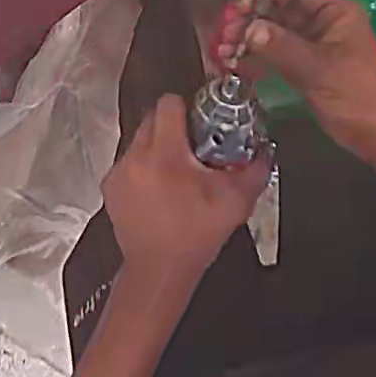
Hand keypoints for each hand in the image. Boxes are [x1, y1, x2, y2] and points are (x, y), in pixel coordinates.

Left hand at [102, 94, 271, 285]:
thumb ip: (254, 170)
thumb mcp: (234, 202)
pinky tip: (159, 188)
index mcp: (164, 153)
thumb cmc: (197, 235)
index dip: (186, 107)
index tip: (199, 122)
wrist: (159, 272)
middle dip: (173, 126)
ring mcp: (119, 172)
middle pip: (152, 118)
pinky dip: (143, 167)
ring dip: (157, 146)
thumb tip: (265, 151)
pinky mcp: (110, 188)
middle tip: (193, 146)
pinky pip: (128, 162)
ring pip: (139, 140)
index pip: (168, 104)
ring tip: (177, 171)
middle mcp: (135, 157)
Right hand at [226, 0, 375, 159]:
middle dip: (251, 20)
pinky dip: (256, 57)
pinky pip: (275, 53)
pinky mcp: (304, 66)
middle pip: (280, 10)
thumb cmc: (357, 95)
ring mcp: (312, 45)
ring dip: (249, 39)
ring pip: (274, 32)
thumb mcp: (319, 69)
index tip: (239, 8)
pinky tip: (235, 64)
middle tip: (226, 33)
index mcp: (335, 12)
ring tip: (224, 52)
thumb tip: (249, 29)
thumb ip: (283, 47)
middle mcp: (322, 23)